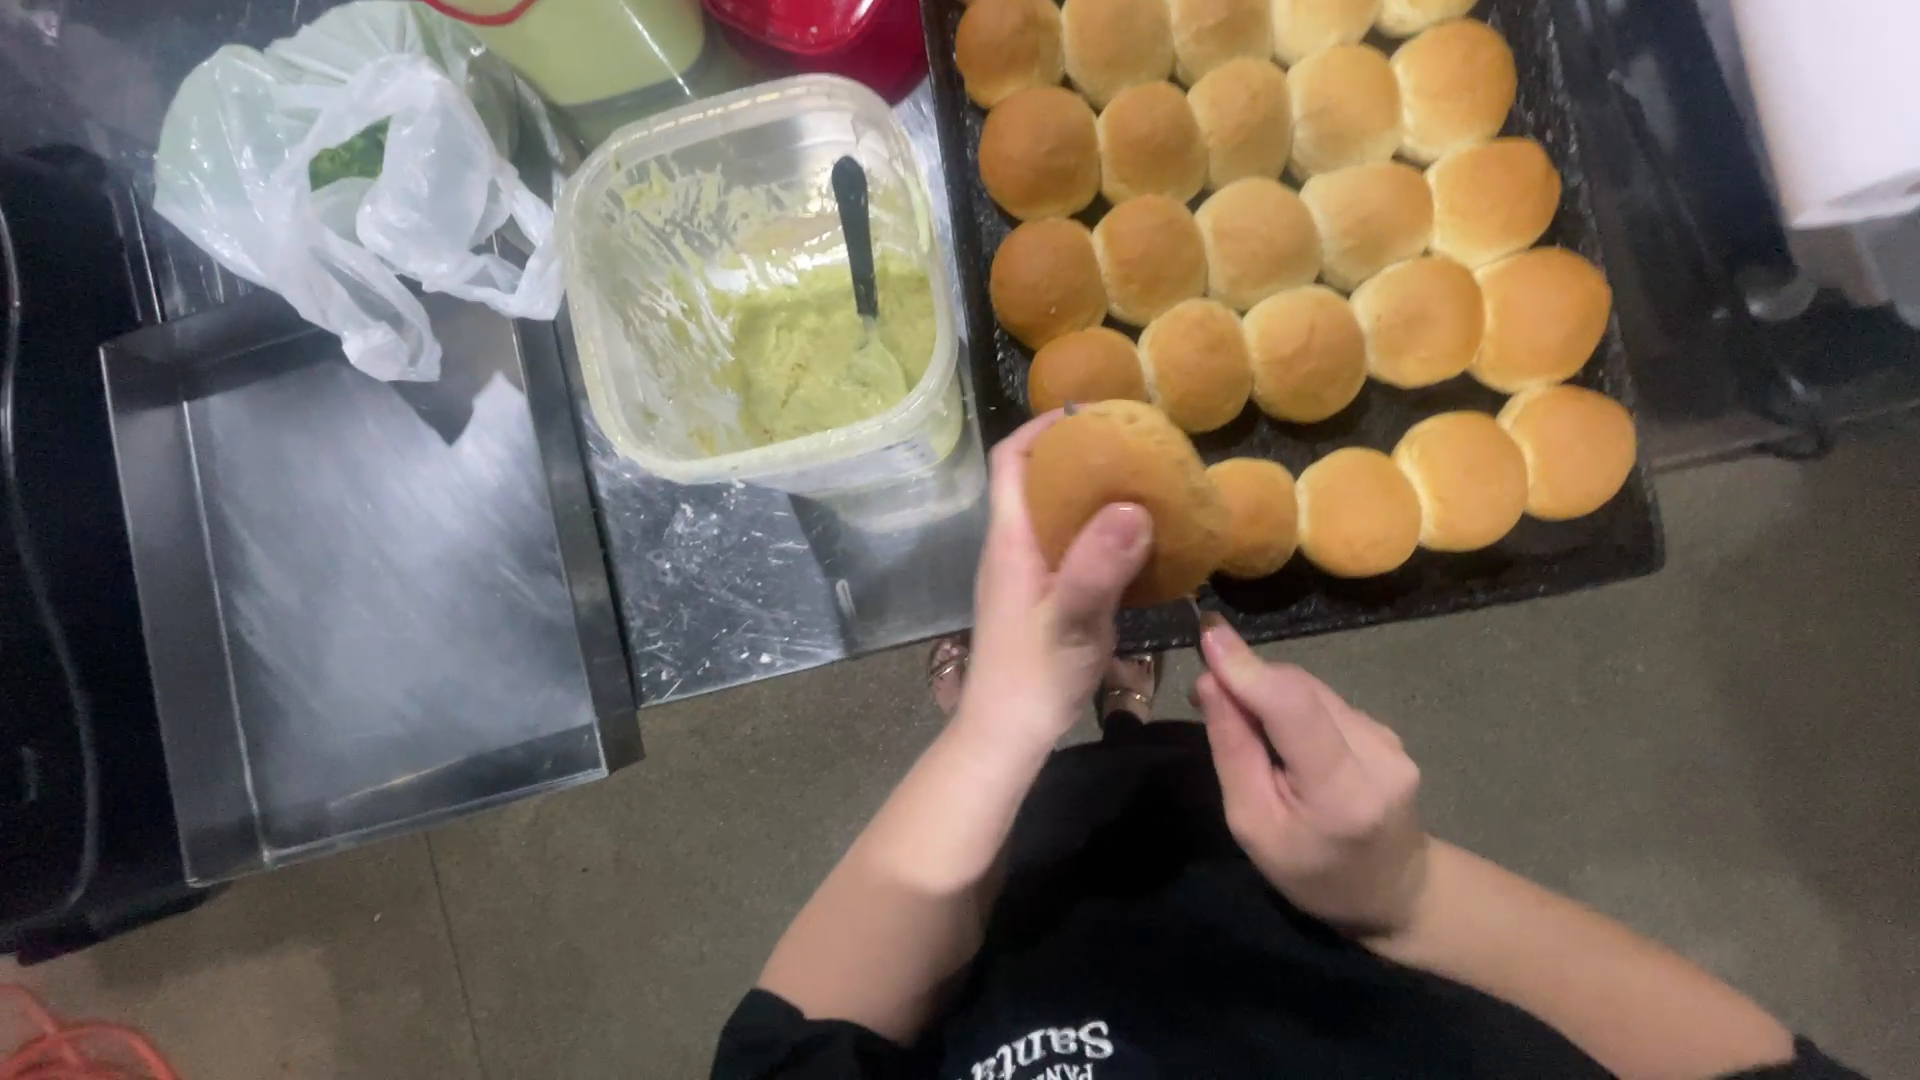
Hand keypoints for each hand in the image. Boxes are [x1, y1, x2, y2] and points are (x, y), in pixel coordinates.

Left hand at [956, 411, 1152, 754]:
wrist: (1007, 731)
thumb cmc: (1033, 676)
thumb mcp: (1072, 620)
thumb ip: (1098, 566)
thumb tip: (1133, 506)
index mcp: (1010, 540)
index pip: (1010, 461)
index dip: (1042, 428)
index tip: (1090, 415)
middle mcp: (1012, 546)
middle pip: (1035, 480)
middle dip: (1076, 455)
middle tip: (1131, 449)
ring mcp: (1024, 572)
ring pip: (1053, 514)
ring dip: (1089, 495)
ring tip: (1141, 486)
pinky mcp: (1039, 595)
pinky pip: (1068, 546)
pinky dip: (1097, 533)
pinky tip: (1134, 544)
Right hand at [1195, 620, 1429, 936]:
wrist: (1394, 892)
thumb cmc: (1312, 871)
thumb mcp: (1252, 825)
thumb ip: (1233, 751)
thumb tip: (1210, 682)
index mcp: (1341, 792)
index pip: (1293, 708)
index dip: (1248, 668)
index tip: (1208, 633)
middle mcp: (1376, 754)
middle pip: (1297, 689)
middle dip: (1246, 681)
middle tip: (1205, 697)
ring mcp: (1388, 738)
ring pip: (1308, 688)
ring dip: (1266, 693)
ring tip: (1243, 723)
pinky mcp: (1386, 730)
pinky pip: (1322, 700)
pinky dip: (1289, 704)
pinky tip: (1281, 734)